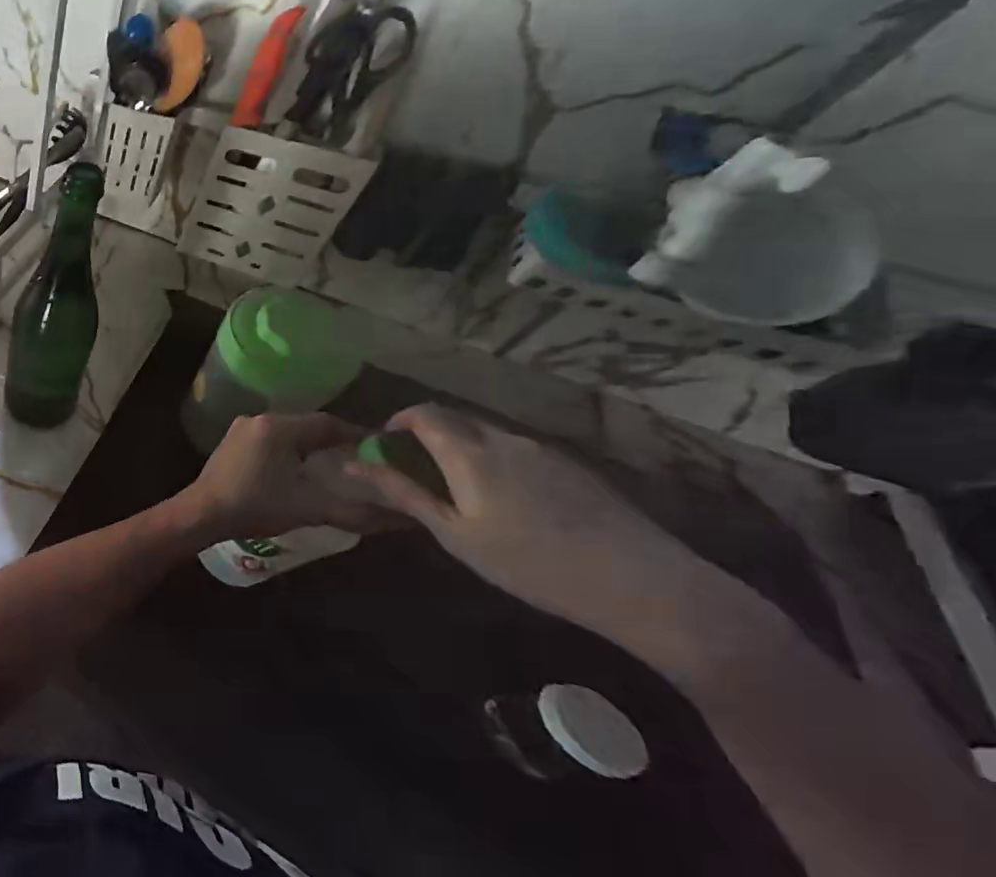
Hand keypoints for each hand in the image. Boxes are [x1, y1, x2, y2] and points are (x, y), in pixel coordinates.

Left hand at [177, 412, 383, 542]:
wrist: (201, 514)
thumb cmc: (256, 506)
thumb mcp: (309, 507)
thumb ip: (353, 509)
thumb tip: (394, 517)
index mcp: (278, 426)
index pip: (327, 423)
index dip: (354, 435)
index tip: (376, 449)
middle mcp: (259, 418)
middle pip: (306, 425)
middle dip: (332, 441)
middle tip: (356, 460)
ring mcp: (241, 428)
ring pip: (286, 432)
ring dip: (307, 446)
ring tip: (329, 466)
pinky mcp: (230, 443)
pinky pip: (268, 440)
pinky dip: (286, 451)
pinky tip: (294, 470)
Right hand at [336, 404, 714, 635]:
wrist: (641, 583)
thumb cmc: (530, 563)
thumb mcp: (456, 535)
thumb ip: (404, 494)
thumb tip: (354, 465)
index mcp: (469, 452)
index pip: (424, 413)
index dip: (400, 420)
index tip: (387, 444)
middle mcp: (504, 438)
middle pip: (456, 419)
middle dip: (428, 434)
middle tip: (419, 472)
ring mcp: (543, 450)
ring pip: (488, 434)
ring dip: (462, 448)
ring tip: (463, 493)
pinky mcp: (572, 466)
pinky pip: (518, 450)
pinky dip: (495, 461)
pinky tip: (511, 504)